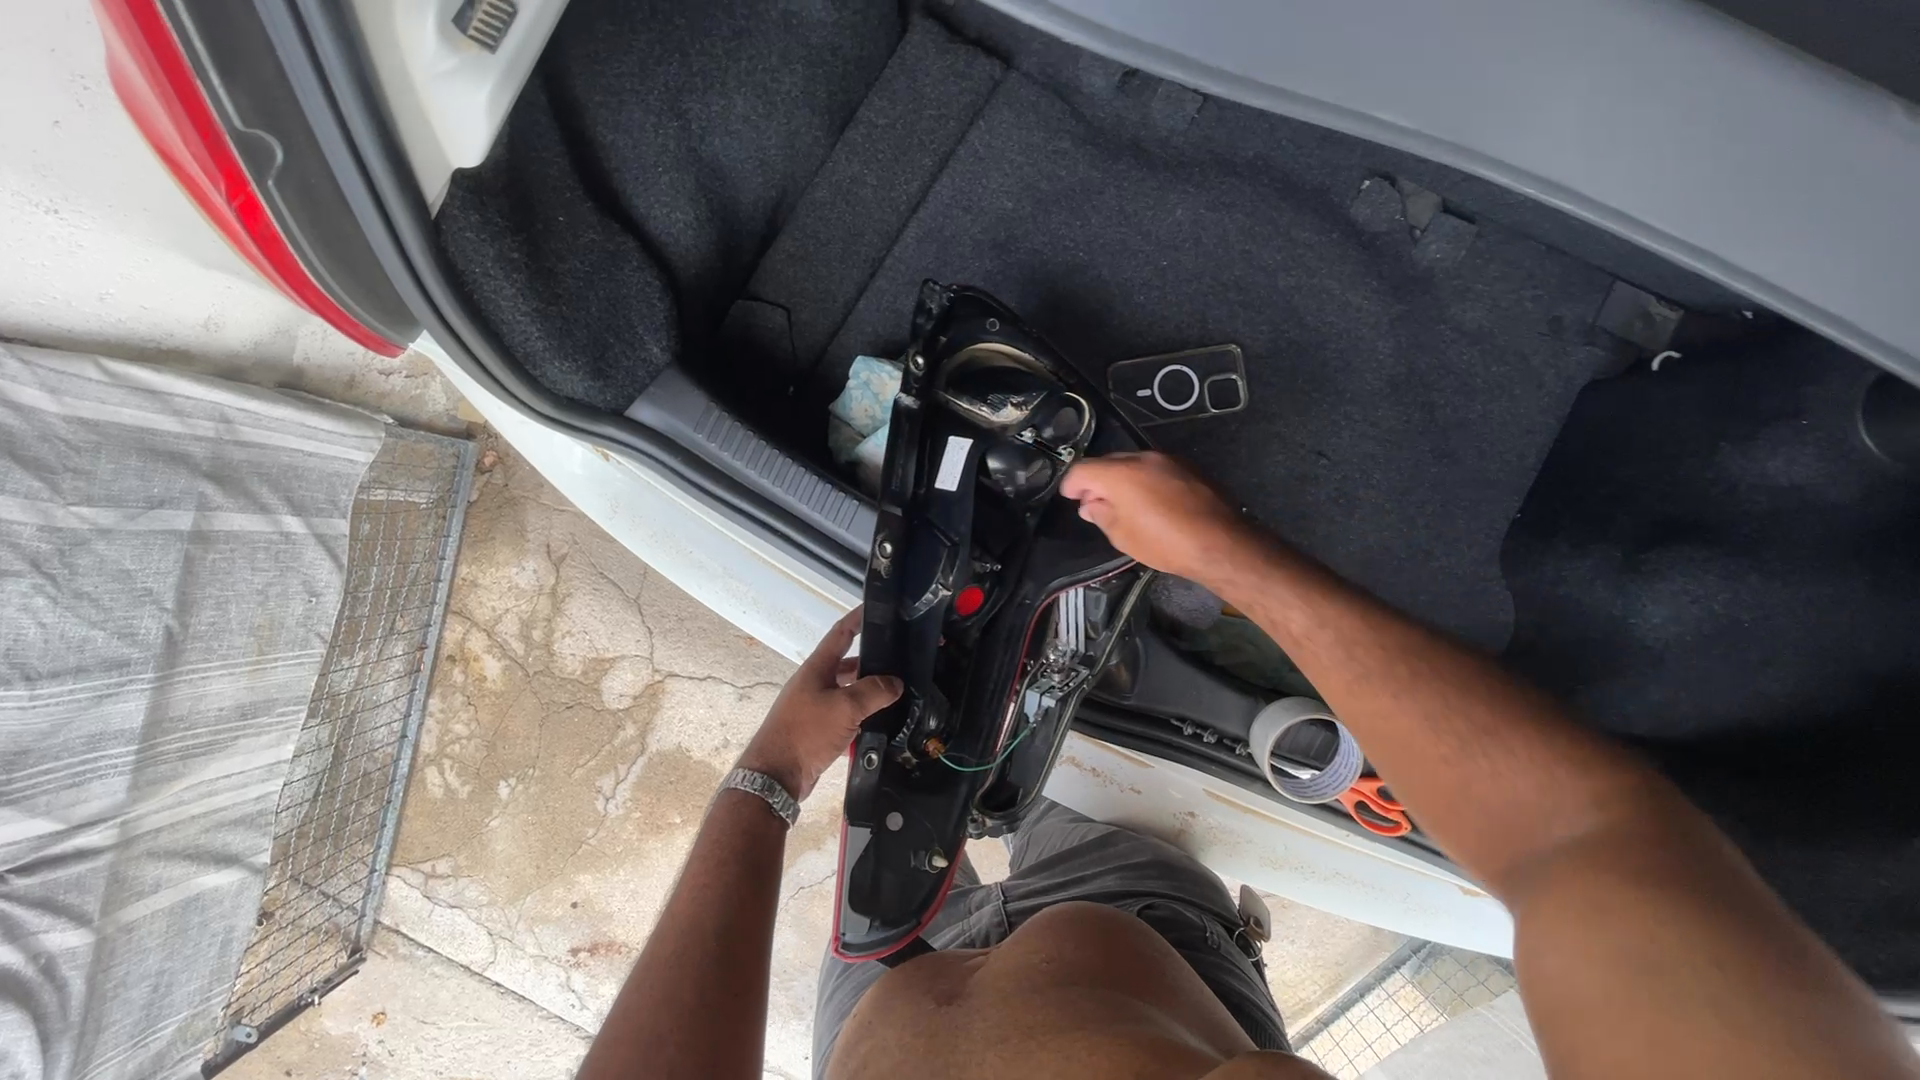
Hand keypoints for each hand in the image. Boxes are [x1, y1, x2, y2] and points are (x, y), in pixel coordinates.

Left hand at [737, 607, 901, 801]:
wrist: (775, 775)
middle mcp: (815, 683)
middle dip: (872, 662)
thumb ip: (873, 691)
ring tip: (896, 694)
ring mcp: (815, 707)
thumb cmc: (806, 732)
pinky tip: (880, 725)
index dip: (858, 618)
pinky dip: (862, 717)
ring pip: (848, 692)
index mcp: (817, 668)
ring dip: (869, 693)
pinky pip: (845, 716)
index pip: (841, 633)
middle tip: (899, 662)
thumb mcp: (845, 707)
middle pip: (847, 664)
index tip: (876, 608)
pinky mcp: (818, 730)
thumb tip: (895, 683)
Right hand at [1060, 451, 1262, 587]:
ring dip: (1122, 480)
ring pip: (1133, 463)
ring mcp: (1168, 459)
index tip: (1069, 498)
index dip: (1070, 485)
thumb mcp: (1123, 537)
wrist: (1222, 542)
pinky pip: (1155, 468)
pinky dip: (1145, 480)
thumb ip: (1101, 515)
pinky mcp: (1188, 466)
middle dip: (1096, 481)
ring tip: (1124, 505)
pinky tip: (1151, 503)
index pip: (1082, 469)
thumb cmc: (1166, 543)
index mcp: (1120, 474)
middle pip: (1108, 462)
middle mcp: (1142, 458)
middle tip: (1094, 504)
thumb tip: (1091, 504)